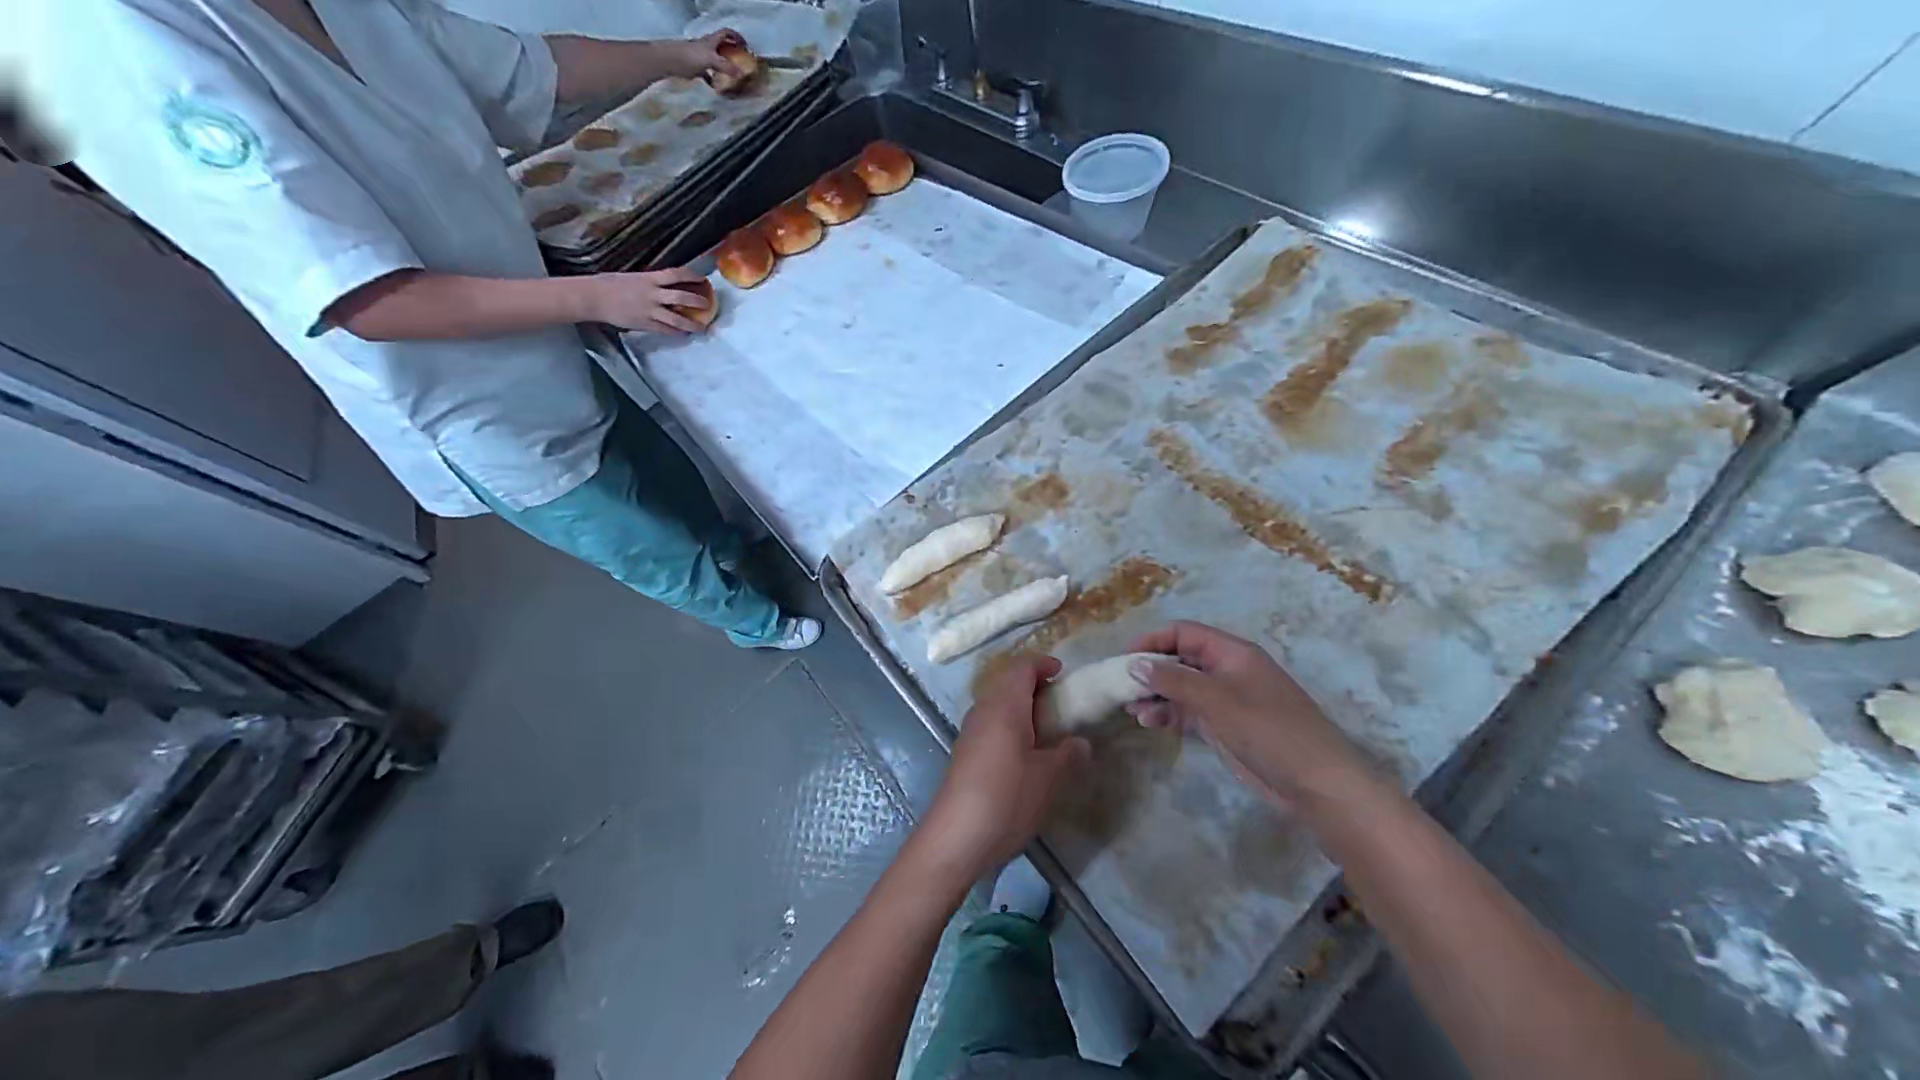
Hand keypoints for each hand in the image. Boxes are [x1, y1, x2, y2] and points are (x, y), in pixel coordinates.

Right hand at [580, 267, 709, 333]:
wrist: (594, 298)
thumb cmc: (610, 284)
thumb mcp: (633, 278)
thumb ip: (651, 282)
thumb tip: (667, 286)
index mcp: (649, 278)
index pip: (676, 274)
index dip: (692, 276)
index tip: (703, 278)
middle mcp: (652, 294)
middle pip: (681, 298)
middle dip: (697, 301)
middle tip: (707, 305)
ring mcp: (650, 311)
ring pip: (677, 319)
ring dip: (692, 324)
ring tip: (701, 327)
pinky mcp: (645, 324)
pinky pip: (665, 330)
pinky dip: (676, 332)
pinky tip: (683, 334)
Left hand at [674, 28, 747, 81]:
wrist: (670, 60)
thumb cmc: (690, 56)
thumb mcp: (711, 60)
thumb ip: (726, 67)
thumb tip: (742, 73)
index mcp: (711, 41)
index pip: (726, 33)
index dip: (736, 37)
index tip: (746, 46)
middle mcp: (707, 47)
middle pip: (722, 46)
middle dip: (732, 52)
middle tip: (742, 62)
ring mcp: (701, 57)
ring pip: (716, 61)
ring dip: (724, 67)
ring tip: (733, 77)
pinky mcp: (696, 68)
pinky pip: (708, 74)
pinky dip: (714, 80)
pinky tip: (718, 88)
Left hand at [920, 656, 1090, 876]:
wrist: (956, 837)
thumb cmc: (1006, 798)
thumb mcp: (1048, 778)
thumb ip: (1068, 754)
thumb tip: (1081, 742)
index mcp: (1005, 706)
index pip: (1022, 668)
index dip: (1043, 665)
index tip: (1063, 674)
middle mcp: (983, 711)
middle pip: (1007, 683)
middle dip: (1034, 686)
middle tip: (1061, 703)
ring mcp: (970, 732)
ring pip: (997, 705)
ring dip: (1021, 708)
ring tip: (1048, 729)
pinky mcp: (964, 753)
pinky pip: (990, 725)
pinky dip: (1009, 726)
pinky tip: (1025, 753)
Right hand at [1127, 621, 1369, 803]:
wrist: (1317, 784)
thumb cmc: (1270, 732)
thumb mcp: (1218, 701)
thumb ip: (1174, 681)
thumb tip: (1134, 663)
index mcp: (1232, 653)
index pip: (1184, 633)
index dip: (1153, 641)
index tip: (1124, 659)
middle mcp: (1228, 671)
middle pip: (1180, 659)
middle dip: (1150, 670)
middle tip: (1122, 688)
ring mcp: (1227, 700)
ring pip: (1181, 688)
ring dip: (1156, 694)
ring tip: (1132, 710)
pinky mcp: (1225, 727)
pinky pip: (1189, 712)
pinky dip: (1168, 714)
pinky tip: (1150, 723)